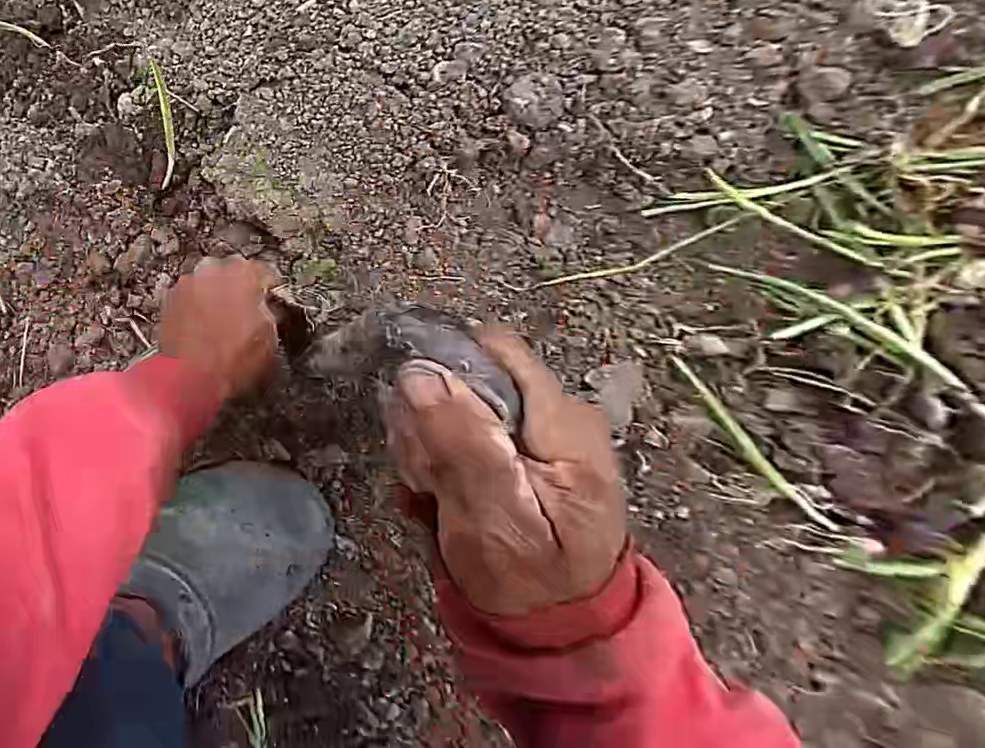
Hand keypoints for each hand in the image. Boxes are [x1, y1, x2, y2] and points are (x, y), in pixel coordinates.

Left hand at [157, 256, 279, 399]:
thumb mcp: (269, 338)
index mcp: (242, 274)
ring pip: (205, 283)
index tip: (266, 295)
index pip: (259, 269)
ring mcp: (187, 284)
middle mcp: (212, 270)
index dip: (265, 286)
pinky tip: (199, 328)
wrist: (190, 380)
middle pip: (229, 272)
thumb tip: (265, 307)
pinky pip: (187, 297)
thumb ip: (269, 312)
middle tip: (242, 311)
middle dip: (236, 288)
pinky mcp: (167, 300)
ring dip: (212, 296)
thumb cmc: (232, 360)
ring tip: (218, 322)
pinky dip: (193, 307)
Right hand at [386, 328, 627, 615]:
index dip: (447, 376)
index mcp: (564, 420)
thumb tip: (420, 373)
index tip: (422, 423)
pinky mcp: (525, 446)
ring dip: (432, 443)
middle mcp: (558, 411)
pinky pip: (468, 426)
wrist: (559, 635)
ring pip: (462, 401)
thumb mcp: (492, 520)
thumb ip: (460, 444)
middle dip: (434, 420)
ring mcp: (543, 429)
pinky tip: (439, 493)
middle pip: (472, 377)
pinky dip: (444, 456)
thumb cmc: (530, 583)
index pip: (492, 350)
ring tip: (433, 492)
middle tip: (427, 475)